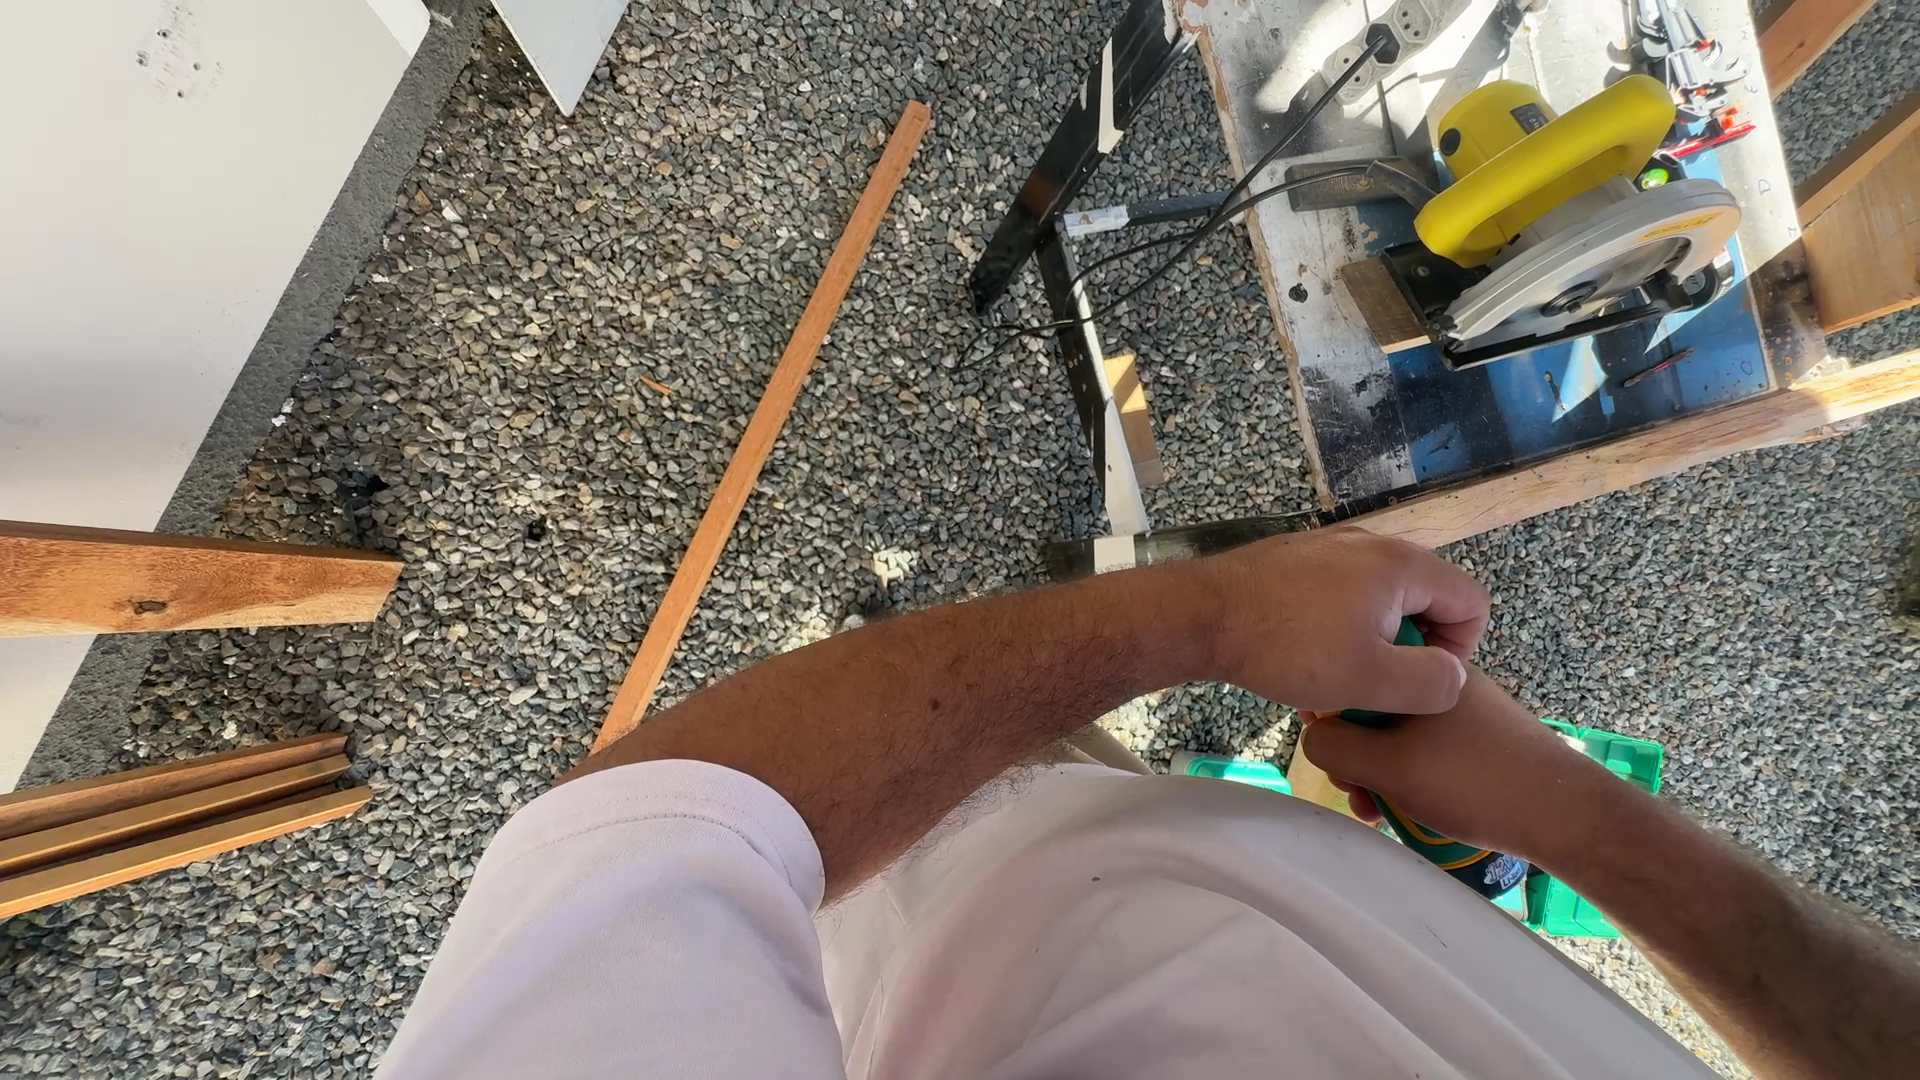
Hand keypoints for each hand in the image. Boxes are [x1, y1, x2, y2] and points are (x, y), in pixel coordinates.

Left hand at [1197, 527, 1488, 714]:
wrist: (1197, 615)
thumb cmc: (1287, 647)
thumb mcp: (1372, 679)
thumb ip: (1434, 682)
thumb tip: (1452, 675)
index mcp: (1400, 563)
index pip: (1471, 602)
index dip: (1459, 650)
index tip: (1420, 681)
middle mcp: (1366, 541)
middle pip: (1421, 597)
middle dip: (1406, 645)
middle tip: (1373, 683)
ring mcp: (1322, 545)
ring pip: (1372, 598)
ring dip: (1365, 639)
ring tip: (1332, 676)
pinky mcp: (1288, 557)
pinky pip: (1332, 591)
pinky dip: (1330, 623)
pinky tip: (1300, 654)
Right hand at [1299, 667, 1626, 864]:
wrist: (1574, 821)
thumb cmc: (1472, 782)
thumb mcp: (1384, 765)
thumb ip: (1329, 745)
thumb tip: (1314, 736)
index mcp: (1420, 668)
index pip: (1351, 673)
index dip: (1325, 710)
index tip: (1326, 749)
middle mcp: (1440, 680)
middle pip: (1371, 708)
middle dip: (1352, 752)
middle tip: (1353, 790)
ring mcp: (1464, 710)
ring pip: (1396, 734)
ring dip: (1377, 771)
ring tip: (1377, 811)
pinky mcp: (1481, 739)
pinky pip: (1424, 749)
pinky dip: (1407, 775)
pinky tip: (1406, 809)